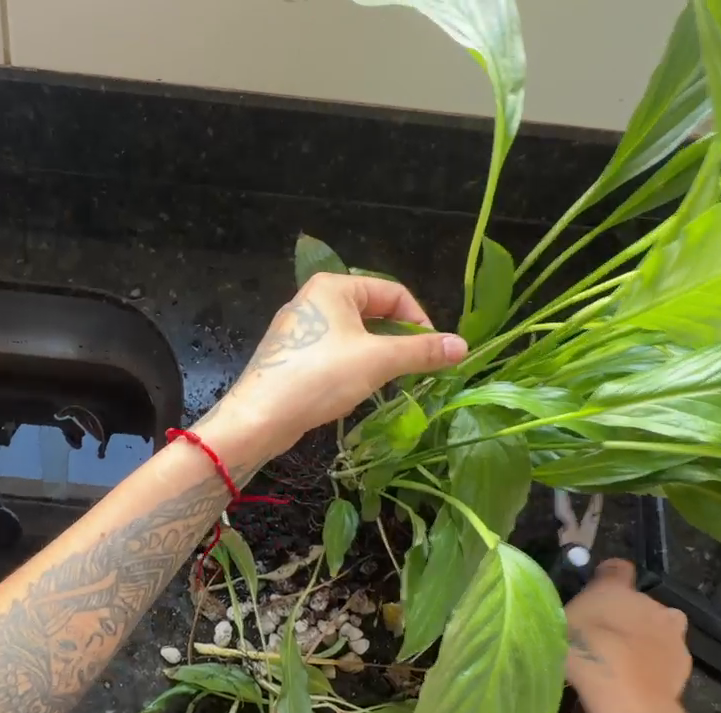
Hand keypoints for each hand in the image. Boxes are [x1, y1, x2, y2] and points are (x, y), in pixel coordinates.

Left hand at [192, 274, 465, 464]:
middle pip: (371, 313)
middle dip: (395, 340)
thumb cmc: (319, 378)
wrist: (259, 418)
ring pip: (351, 337)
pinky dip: (348, 369)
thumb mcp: (378, 361)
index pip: (393, 292)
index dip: (419, 320)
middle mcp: (312, 301)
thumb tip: (462, 346)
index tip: (433, 351)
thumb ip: (421, 351)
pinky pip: (330, 356)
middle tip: (411, 369)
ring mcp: (297, 330)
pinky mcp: (288, 358)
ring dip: (373, 357)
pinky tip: (350, 391)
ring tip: (383, 382)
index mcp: (332, 287)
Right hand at [565, 559, 692, 712]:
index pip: (617, 569)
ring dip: (647, 636)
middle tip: (608, 634)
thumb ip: (571, 614)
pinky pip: (668, 655)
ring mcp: (672, 632)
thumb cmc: (582, 648)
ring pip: (661, 628)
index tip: (600, 585)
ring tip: (625, 659)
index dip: (609, 576)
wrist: (624, 689)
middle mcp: (649, 603)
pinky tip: (638, 676)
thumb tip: (568, 612)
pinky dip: (656, 661)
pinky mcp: (684, 660)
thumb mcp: (559, 624)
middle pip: (642, 602)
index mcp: (615, 589)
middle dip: (629, 614)